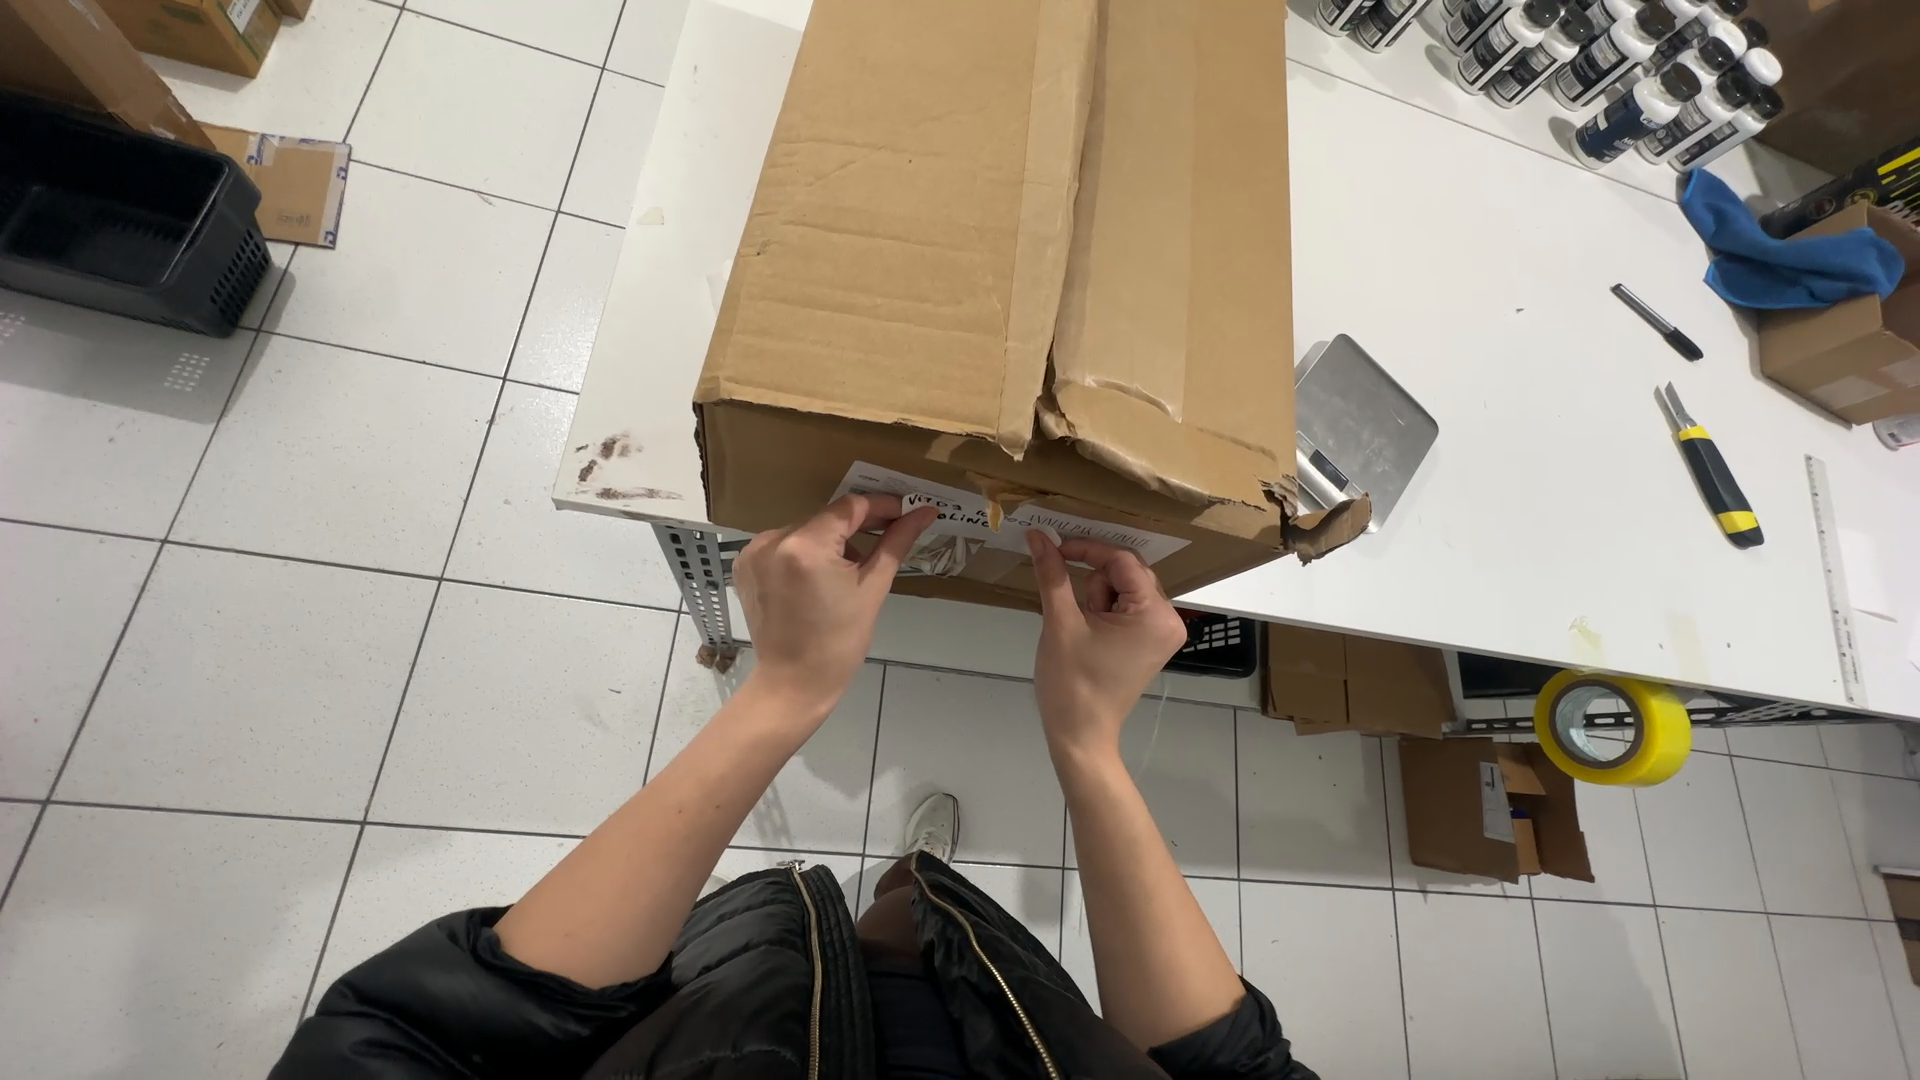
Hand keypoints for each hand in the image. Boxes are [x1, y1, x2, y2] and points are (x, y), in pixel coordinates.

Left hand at [735, 494, 934, 721]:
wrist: (794, 682)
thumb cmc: (840, 641)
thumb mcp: (873, 588)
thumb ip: (897, 542)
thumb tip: (925, 512)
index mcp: (806, 546)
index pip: (850, 506)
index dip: (881, 507)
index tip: (904, 514)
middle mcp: (773, 540)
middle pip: (827, 518)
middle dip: (857, 528)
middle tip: (884, 542)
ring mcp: (754, 552)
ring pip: (806, 530)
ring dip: (830, 541)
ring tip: (848, 572)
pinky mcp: (745, 565)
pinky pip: (785, 544)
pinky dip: (806, 553)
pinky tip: (818, 580)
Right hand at [1027, 532, 1187, 761]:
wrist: (1080, 734)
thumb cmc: (1072, 682)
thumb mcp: (1060, 622)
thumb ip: (1052, 573)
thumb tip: (1037, 535)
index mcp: (1155, 614)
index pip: (1121, 561)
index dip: (1086, 549)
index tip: (1053, 548)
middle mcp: (1169, 618)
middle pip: (1126, 571)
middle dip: (1093, 582)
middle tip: (1073, 609)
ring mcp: (1162, 631)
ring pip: (1124, 587)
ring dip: (1097, 597)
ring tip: (1082, 629)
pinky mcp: (1150, 642)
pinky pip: (1127, 606)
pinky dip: (1104, 609)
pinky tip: (1090, 632)